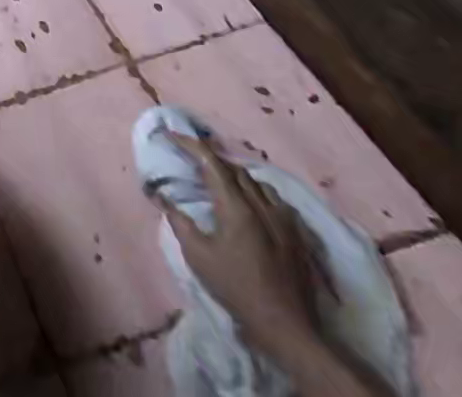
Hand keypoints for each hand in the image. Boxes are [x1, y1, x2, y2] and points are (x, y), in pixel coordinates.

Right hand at [161, 135, 319, 347]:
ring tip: (218, 179)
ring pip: (257, 182)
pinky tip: (249, 203)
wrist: (286, 325)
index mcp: (237, 207)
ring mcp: (284, 218)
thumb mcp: (198, 256)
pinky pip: (273, 198)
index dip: (192, 145)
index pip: (213, 163)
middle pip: (236, 169)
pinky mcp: (296, 233)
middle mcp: (263, 205)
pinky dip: (255, 191)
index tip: (173, 135)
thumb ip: (180, 222)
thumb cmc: (236, 288)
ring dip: (234, 174)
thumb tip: (165, 199)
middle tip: (192, 158)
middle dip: (212, 158)